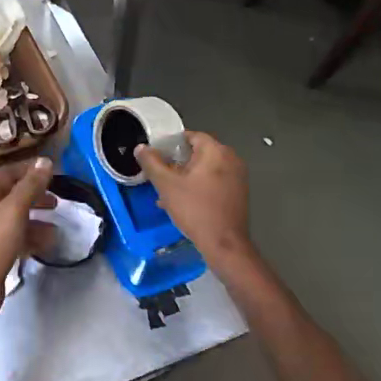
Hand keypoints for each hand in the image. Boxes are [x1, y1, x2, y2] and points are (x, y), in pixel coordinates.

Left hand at [0, 157, 54, 318]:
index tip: (51, 170)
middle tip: (56, 199)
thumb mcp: (13, 211)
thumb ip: (30, 186)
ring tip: (56, 226)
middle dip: (34, 195)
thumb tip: (45, 161)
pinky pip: (14, 239)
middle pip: (10, 195)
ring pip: (14, 219)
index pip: (5, 173)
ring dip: (36, 219)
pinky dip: (31, 238)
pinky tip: (47, 244)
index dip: (27, 169)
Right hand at [134, 131, 252, 263]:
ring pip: (206, 170)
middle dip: (177, 164)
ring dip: (186, 178)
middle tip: (160, 176)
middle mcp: (231, 159)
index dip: (172, 144)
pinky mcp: (238, 193)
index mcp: (216, 151)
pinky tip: (183, 203)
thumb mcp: (167, 185)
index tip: (157, 156)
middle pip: (198, 153)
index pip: (192, 136)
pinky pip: (214, 182)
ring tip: (167, 193)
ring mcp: (237, 177)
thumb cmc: (195, 209)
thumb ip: (152, 163)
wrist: (224, 244)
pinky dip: (199, 187)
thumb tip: (141, 148)